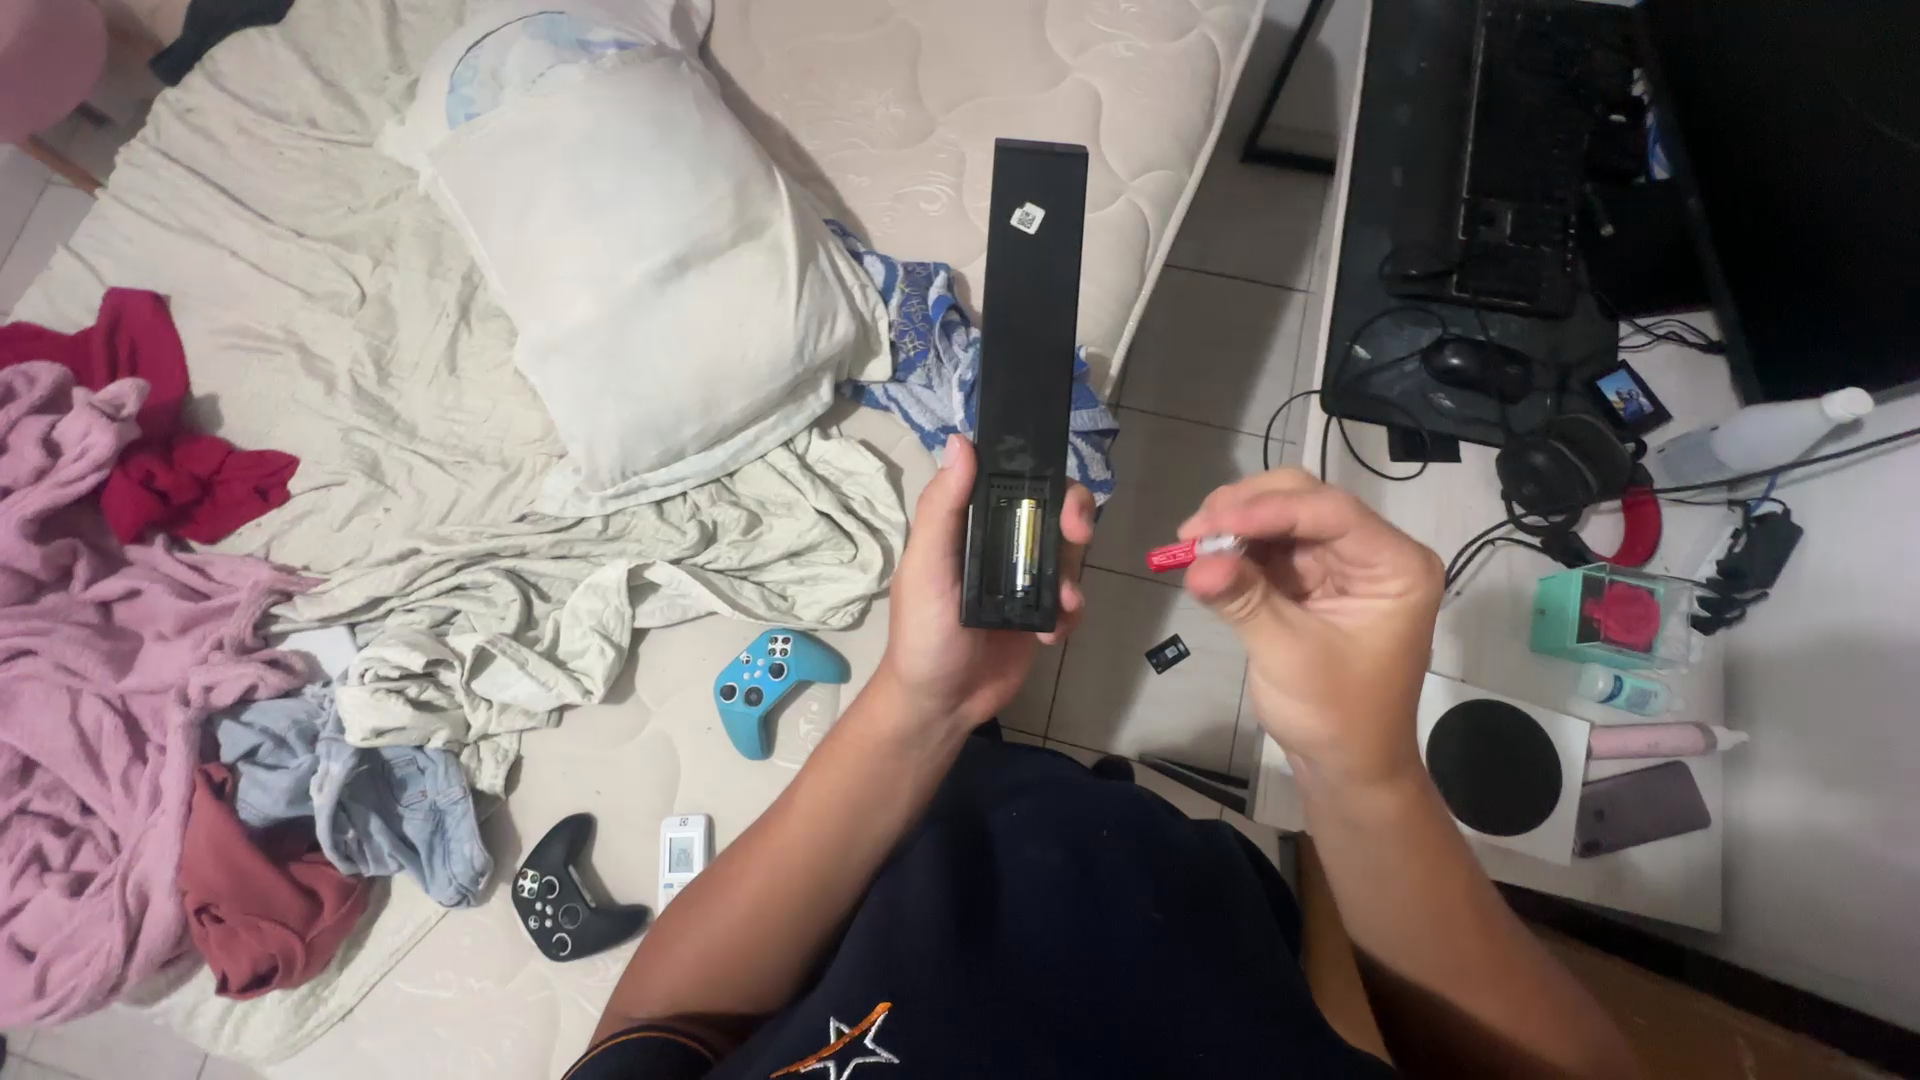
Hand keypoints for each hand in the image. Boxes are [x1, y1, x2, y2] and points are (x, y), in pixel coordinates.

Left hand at [875, 434, 1095, 730]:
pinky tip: (1049, 633)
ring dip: (1073, 573)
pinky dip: (1070, 612)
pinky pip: (1072, 599)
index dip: (1039, 472)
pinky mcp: (1040, 614)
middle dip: (1075, 517)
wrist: (942, 704)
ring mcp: (1022, 579)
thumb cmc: (924, 633)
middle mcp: (999, 545)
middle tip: (1079, 536)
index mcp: (968, 526)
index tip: (1055, 485)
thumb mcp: (925, 567)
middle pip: (1052, 510)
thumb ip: (942, 508)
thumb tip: (961, 441)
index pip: (1010, 480)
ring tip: (1063, 604)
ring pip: (1068, 554)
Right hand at [1180, 468, 1442, 798]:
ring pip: (1279, 516)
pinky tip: (1203, 557)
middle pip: (1304, 500)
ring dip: (1233, 524)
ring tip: (1190, 545)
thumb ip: (1245, 600)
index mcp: (1394, 566)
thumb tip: (1195, 565)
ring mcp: (1336, 563)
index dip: (1267, 509)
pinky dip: (1233, 547)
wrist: (1345, 763)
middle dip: (1246, 509)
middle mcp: (1370, 552)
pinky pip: (1266, 546)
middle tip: (1193, 532)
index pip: (1330, 512)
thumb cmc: (1336, 714)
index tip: (1209, 523)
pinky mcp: (1306, 579)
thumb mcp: (1289, 654)